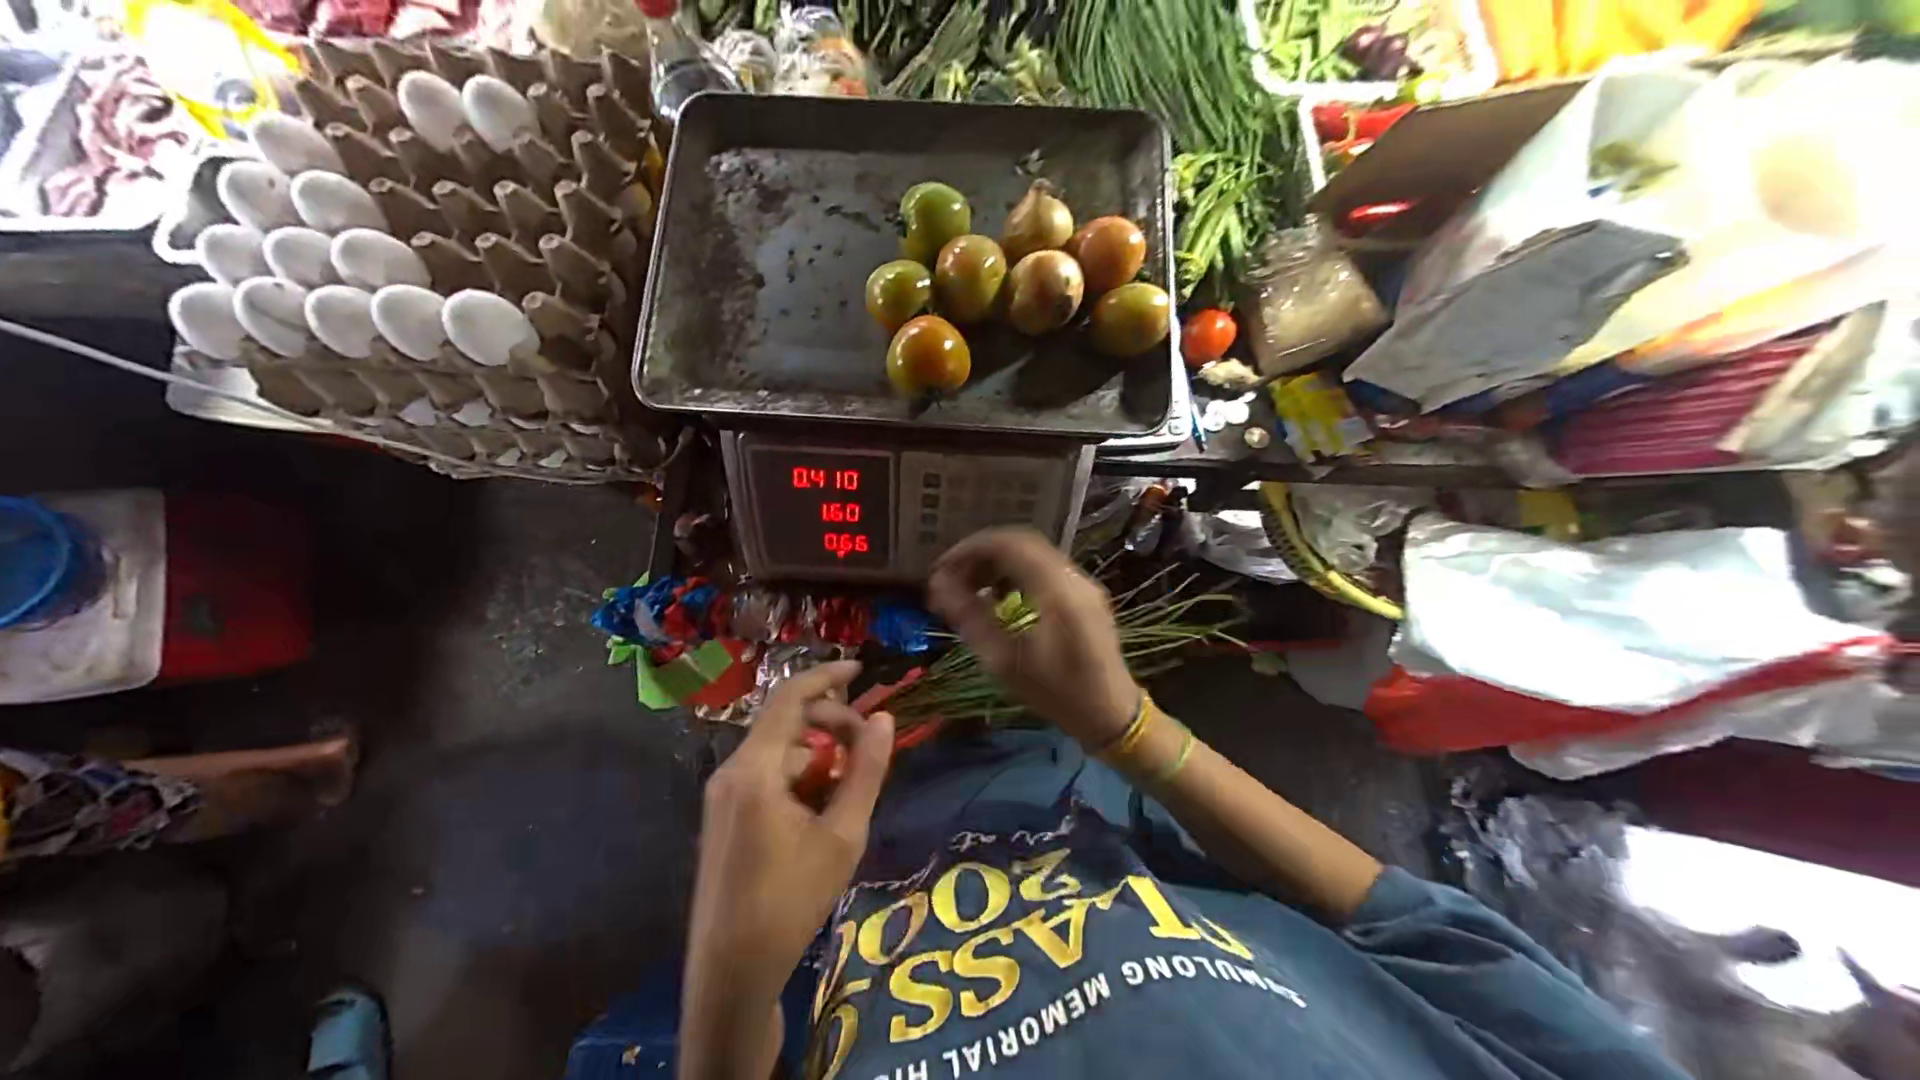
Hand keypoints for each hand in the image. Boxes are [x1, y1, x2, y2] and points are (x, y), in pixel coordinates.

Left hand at [680, 661, 892, 1078]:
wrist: (730, 970)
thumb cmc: (791, 900)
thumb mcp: (843, 835)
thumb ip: (866, 771)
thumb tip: (885, 718)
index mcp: (755, 769)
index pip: (790, 698)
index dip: (826, 676)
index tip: (861, 669)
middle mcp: (731, 771)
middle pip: (786, 724)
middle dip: (831, 726)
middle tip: (869, 748)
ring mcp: (723, 795)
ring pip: (780, 753)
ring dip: (819, 758)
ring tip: (849, 794)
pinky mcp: (723, 815)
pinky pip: (766, 776)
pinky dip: (799, 779)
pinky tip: (821, 812)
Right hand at [927, 528, 1139, 746]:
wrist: (1111, 714)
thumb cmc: (1056, 693)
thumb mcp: (1005, 661)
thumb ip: (970, 617)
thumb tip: (939, 586)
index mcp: (1056, 588)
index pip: (1007, 544)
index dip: (969, 549)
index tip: (942, 569)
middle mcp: (1072, 575)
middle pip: (1020, 543)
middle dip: (981, 555)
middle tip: (952, 578)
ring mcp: (1082, 582)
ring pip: (1033, 553)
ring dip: (998, 562)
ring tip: (971, 587)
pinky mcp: (1085, 593)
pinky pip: (1045, 567)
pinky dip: (1016, 572)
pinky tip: (999, 597)